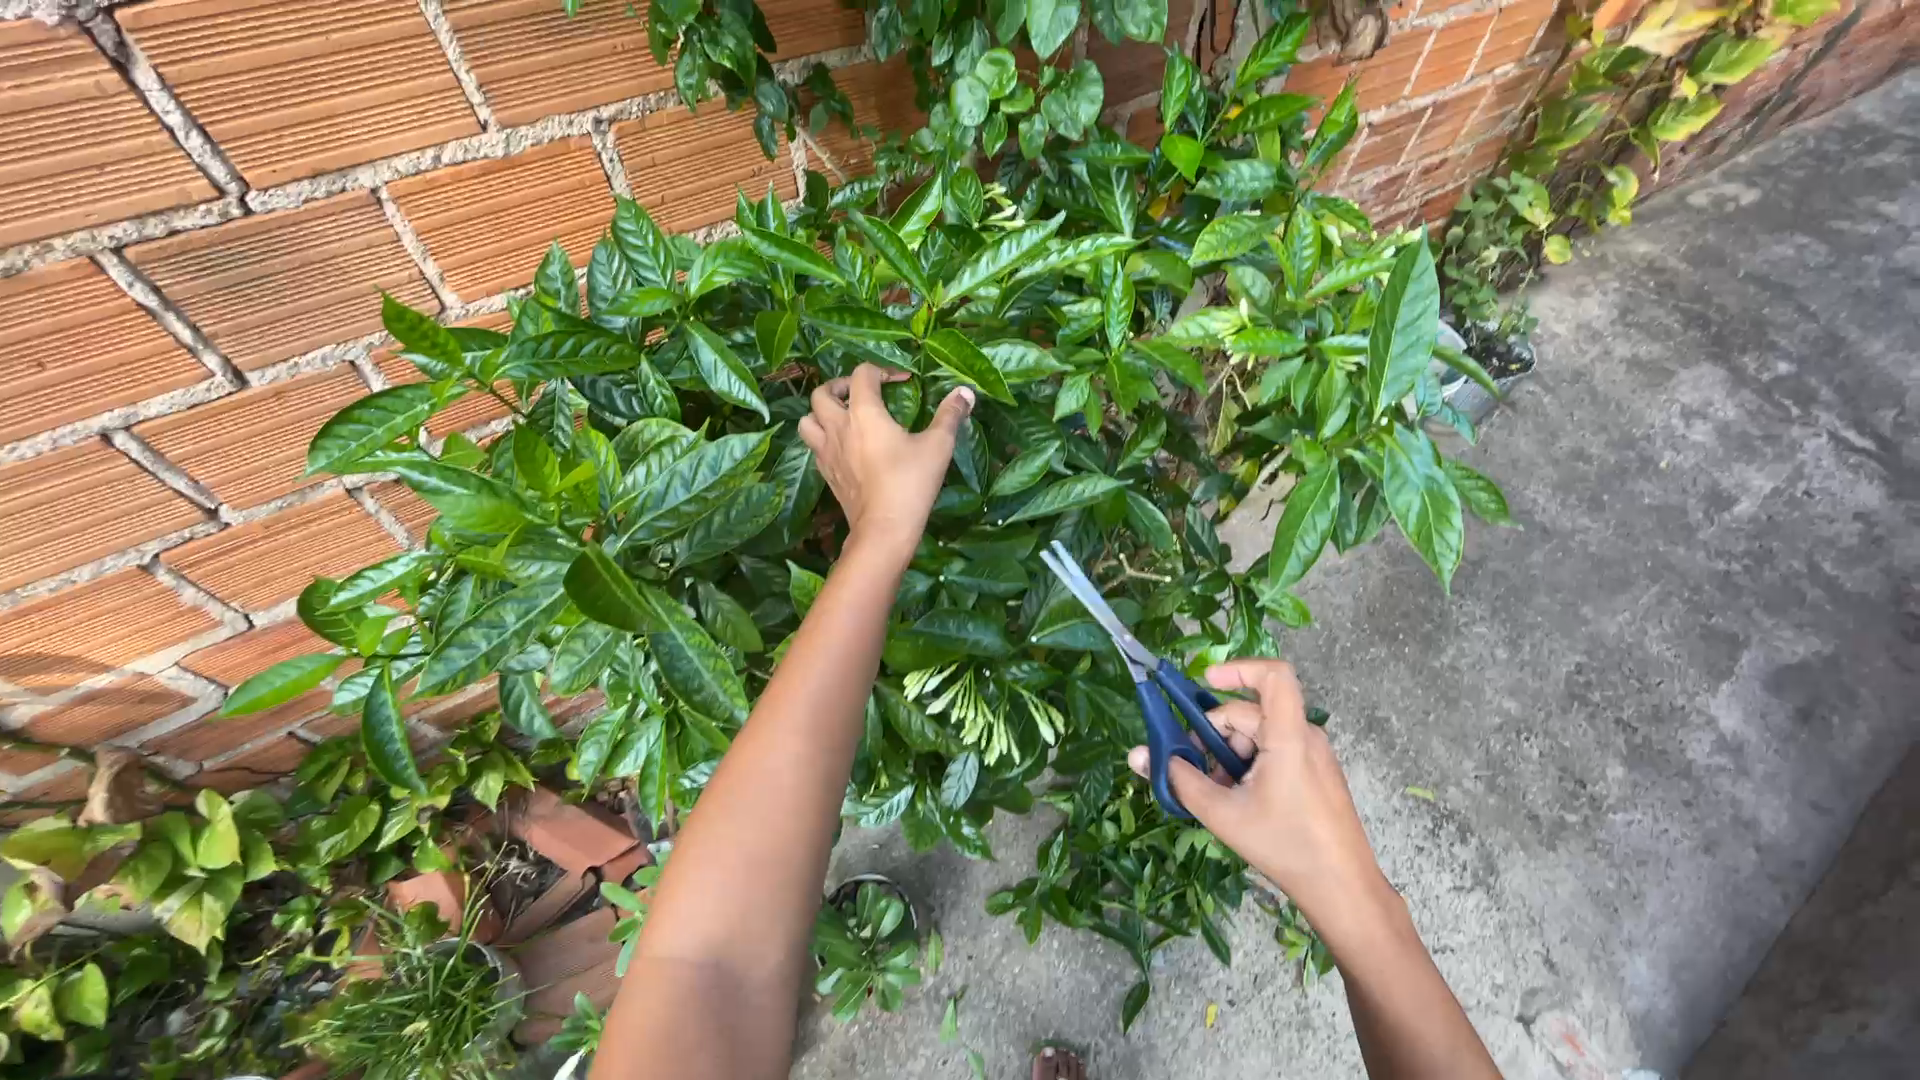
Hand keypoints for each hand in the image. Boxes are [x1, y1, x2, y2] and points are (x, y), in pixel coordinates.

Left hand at [798, 364, 973, 553]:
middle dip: (840, 386)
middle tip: (862, 394)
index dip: (882, 370)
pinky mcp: (827, 474)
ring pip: (807, 420)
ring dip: (822, 413)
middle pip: (822, 393)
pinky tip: (845, 448)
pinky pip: (815, 447)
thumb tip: (965, 392)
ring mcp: (827, 452)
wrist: (884, 528)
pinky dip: (825, 439)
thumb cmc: (910, 483)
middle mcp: (838, 428)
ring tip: (843, 418)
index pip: (862, 374)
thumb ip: (950, 415)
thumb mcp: (937, 446)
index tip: (902, 381)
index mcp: (864, 413)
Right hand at [1127, 659, 1395, 935]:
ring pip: (1259, 735)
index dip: (1237, 668)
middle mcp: (1305, 736)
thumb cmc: (1285, 846)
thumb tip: (1137, 755)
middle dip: (1214, 735)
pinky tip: (1238, 799)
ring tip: (1217, 793)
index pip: (1273, 675)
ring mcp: (1314, 755)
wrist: (1343, 890)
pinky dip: (1249, 765)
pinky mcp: (1317, 773)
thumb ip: (1178, 779)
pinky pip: (1275, 751)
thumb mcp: (1222, 813)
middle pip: (1249, 713)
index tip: (1204, 683)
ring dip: (1229, 754)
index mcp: (1289, 736)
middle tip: (1192, 769)